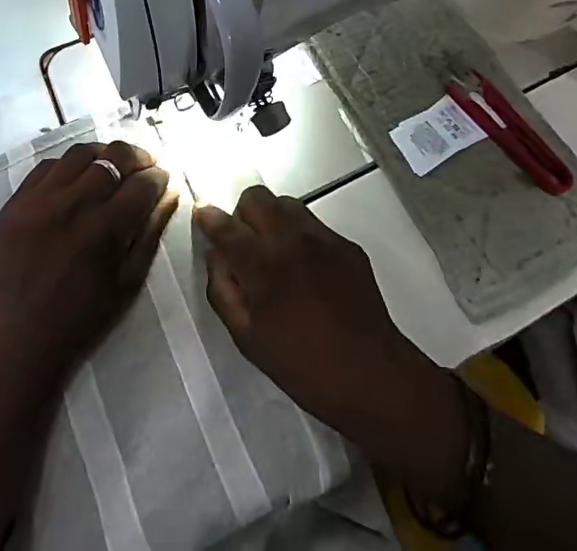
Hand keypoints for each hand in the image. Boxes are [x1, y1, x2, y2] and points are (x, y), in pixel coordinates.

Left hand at [0, 141, 178, 383]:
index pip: (142, 183)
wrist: (22, 333)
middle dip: (136, 156)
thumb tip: (170, 193)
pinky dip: (67, 166)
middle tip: (144, 164)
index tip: (162, 178)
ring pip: (78, 154)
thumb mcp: (130, 279)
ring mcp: (40, 199)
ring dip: (102, 154)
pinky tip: (77, 177)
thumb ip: (151, 231)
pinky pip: (46, 167)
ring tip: (112, 164)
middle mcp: (73, 204)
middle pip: (112, 157)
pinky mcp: (16, 202)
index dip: (158, 177)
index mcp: (106, 228)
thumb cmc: (85, 315)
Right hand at [194, 187, 463, 491]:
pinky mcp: (347, 246)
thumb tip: (216, 256)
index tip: (202, 216)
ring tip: (275, 251)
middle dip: (241, 213)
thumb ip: (223, 290)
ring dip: (272, 218)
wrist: (374, 378)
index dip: (208, 217)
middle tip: (244, 242)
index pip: (225, 226)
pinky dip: (299, 234)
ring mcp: (323, 240)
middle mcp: (291, 241)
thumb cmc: (302, 365)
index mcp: (263, 267)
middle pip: (256, 198)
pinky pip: (313, 224)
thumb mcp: (246, 338)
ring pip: (287, 203)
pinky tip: (306, 268)